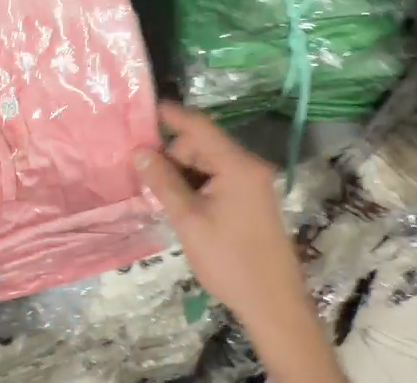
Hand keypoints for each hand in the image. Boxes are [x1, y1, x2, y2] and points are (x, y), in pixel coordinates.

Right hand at [135, 102, 345, 382]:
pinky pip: (221, 178)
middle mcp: (249, 166)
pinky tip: (184, 205)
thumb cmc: (230, 261)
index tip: (144, 109)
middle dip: (174, 155)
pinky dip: (200, 184)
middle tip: (147, 176)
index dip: (171, 115)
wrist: (276, 307)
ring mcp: (255, 184)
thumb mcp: (188, 220)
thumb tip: (140, 151)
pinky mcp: (255, 200)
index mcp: (237, 165)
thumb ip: (163, 181)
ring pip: (210, 163)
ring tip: (163, 196)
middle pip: (202, 145)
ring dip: (185, 173)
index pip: (198, 125)